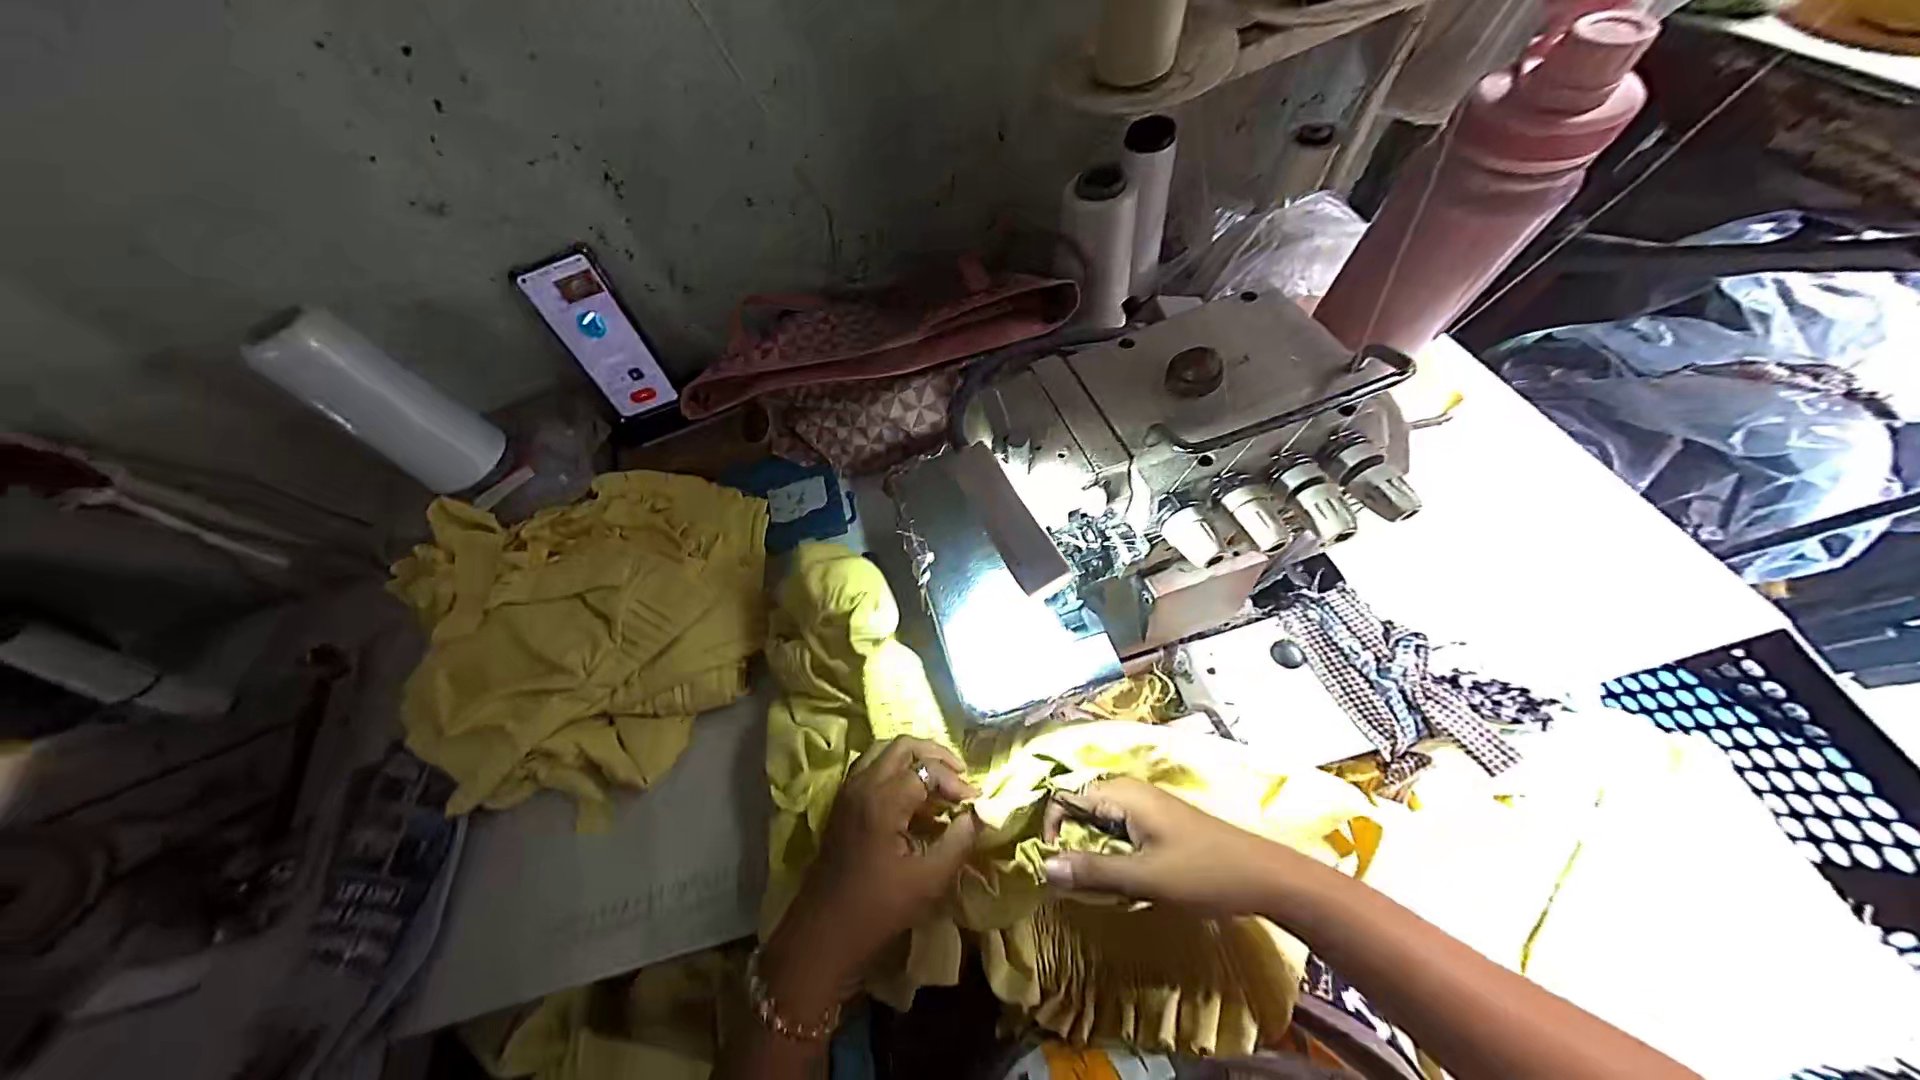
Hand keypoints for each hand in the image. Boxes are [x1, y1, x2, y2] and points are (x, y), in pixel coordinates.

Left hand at [761, 737, 981, 1011]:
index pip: (927, 770)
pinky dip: (895, 768)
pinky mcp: (842, 801)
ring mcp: (848, 790)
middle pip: (903, 745)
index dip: (955, 783)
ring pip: (884, 750)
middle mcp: (862, 784)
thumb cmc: (878, 908)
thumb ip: (958, 841)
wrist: (823, 932)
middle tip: (960, 778)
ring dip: (914, 758)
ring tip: (939, 781)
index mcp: (882, 800)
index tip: (975, 803)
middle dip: (936, 756)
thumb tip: (980, 813)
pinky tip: (912, 794)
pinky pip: (871, 765)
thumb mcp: (928, 880)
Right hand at [1040, 777, 1306, 915]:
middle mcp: (1129, 791)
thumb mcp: (1144, 878)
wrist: (1264, 876)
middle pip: (1080, 807)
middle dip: (1070, 840)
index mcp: (1122, 794)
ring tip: (1101, 883)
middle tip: (1079, 880)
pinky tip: (1124, 878)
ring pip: (1099, 820)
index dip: (1052, 828)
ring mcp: (1145, 805)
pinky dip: (1110, 850)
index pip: (1065, 797)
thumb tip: (1043, 866)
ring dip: (1091, 849)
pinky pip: (1118, 828)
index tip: (1057, 866)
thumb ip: (1092, 871)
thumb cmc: (1203, 873)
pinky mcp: (1157, 821)